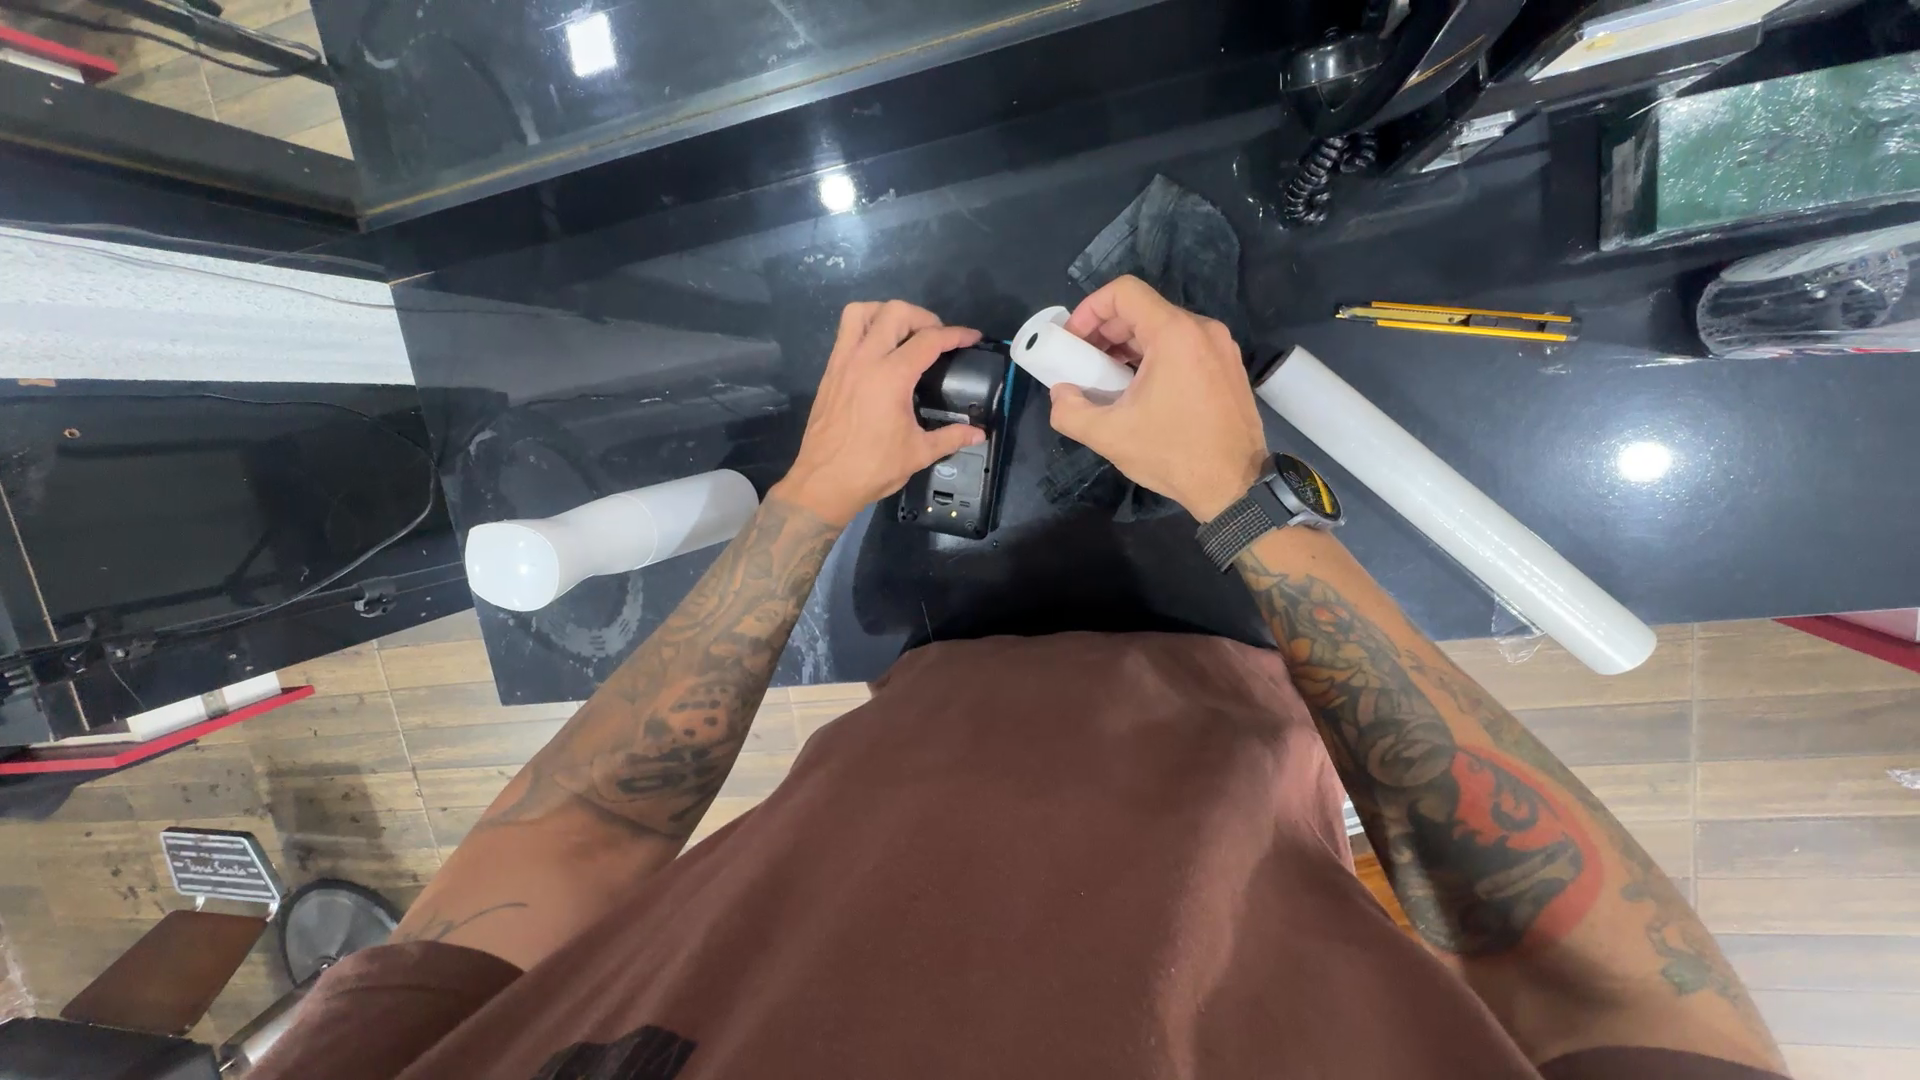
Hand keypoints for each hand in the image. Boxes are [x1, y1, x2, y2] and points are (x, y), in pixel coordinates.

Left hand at [772, 300, 985, 525]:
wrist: (824, 482)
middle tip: (936, 337)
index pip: (929, 340)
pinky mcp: (829, 372)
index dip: (955, 334)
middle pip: (895, 313)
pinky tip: (880, 352)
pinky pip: (845, 333)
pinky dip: (865, 329)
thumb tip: (979, 434)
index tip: (972, 337)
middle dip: (922, 317)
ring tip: (903, 333)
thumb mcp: (919, 453)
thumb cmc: (873, 468)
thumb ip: (951, 437)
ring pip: (861, 312)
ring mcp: (842, 363)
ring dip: (886, 313)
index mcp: (891, 377)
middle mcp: (865, 360)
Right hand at [1047, 276, 1267, 520]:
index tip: (1073, 341)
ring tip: (1106, 381)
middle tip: (1082, 364)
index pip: (1124, 292)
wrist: (1234, 485)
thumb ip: (1070, 411)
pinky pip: (1182, 347)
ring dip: (1127, 347)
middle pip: (1142, 310)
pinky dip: (1153, 358)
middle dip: (1104, 332)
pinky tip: (1139, 391)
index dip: (1089, 309)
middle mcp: (1202, 330)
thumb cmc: (1173, 455)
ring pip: (1162, 329)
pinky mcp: (1227, 367)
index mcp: (1175, 334)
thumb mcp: (1109, 436)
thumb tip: (1060, 394)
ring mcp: (1220, 347)